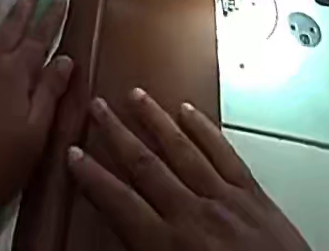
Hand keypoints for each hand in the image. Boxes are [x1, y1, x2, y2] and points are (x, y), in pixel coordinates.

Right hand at [67, 88, 309, 250]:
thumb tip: (120, 238)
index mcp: (172, 247)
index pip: (121, 204)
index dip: (93, 177)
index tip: (72, 153)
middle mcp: (194, 216)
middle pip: (146, 165)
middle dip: (117, 134)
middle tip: (97, 106)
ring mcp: (226, 201)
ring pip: (182, 149)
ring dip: (155, 120)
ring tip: (135, 94)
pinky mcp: (256, 198)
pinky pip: (225, 155)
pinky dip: (204, 130)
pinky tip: (188, 111)